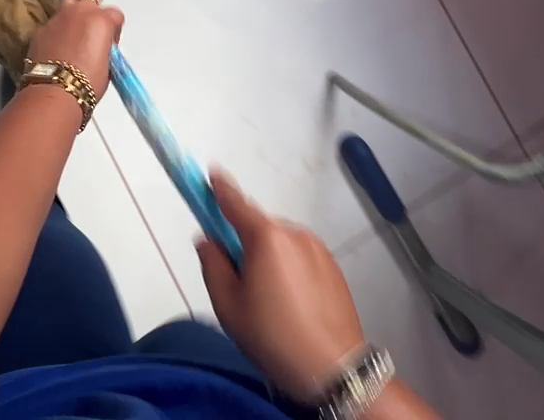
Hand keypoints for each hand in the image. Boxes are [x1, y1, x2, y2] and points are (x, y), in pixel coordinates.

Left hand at [23, 0, 120, 97]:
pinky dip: (58, 21)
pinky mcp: (42, 27)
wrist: (55, 90)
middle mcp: (81, 12)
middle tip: (94, 17)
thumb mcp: (107, 65)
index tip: (110, 42)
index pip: (115, 14)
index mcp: (102, 20)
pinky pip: (53, 18)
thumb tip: (98, 47)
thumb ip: (104, 48)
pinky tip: (57, 30)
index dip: (115, 28)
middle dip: (95, 5)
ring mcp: (59, 17)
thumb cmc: (88, 82)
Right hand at [195, 172, 366, 402]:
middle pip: (258, 228)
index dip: (220, 188)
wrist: (335, 369)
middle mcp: (293, 233)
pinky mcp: (333, 266)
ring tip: (272, 303)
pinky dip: (291, 270)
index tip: (211, 173)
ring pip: (280, 244)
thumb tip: (208, 240)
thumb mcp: (228, 306)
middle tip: (242, 284)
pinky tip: (293, 305)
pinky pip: (300, 257)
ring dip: (270, 259)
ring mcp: (317, 248)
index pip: (235, 202)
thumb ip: (212, 264)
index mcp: (265, 237)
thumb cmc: (274, 337)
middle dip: (245, 244)